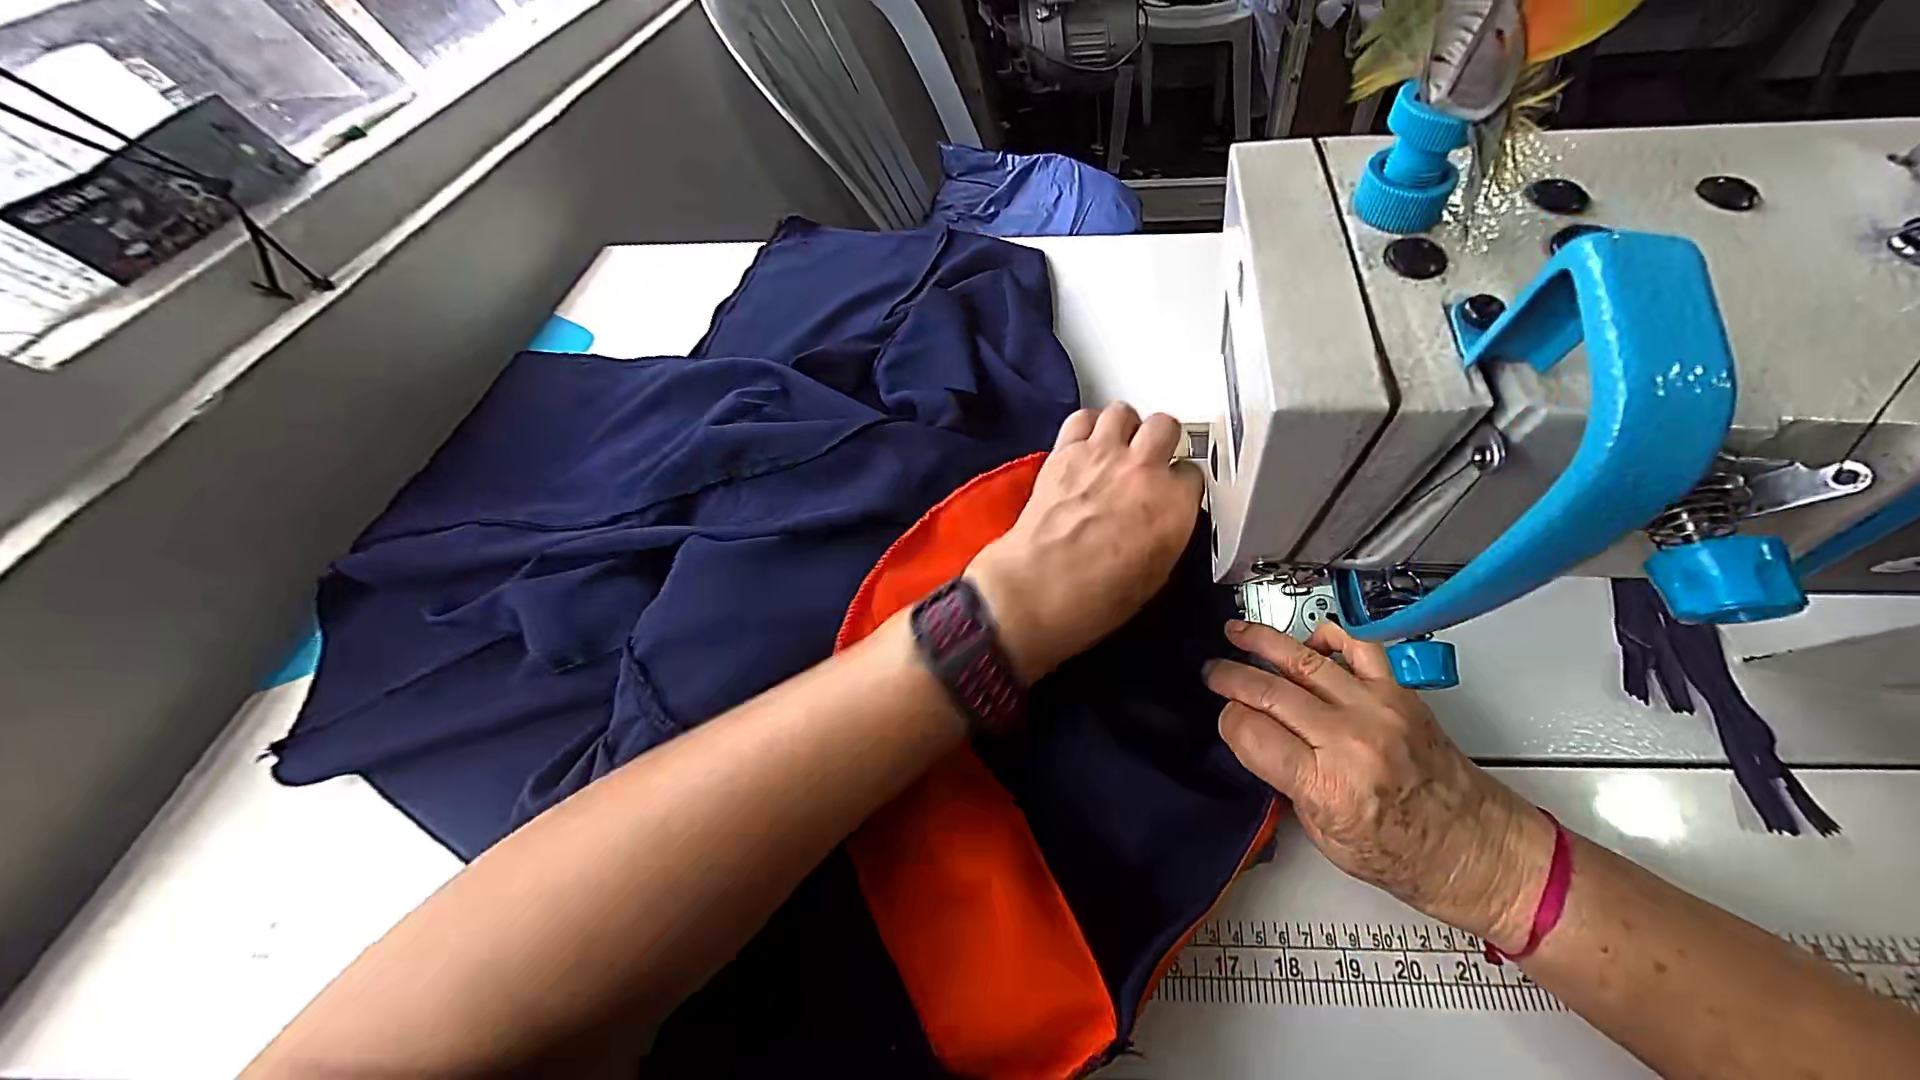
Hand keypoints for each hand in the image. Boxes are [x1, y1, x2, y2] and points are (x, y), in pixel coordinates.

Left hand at [965, 403, 1203, 681]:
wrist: (1036, 590)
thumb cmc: (1092, 596)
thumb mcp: (1154, 577)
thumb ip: (1165, 536)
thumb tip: (1161, 526)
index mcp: (1174, 507)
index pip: (1193, 474)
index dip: (1180, 484)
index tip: (1172, 492)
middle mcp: (1143, 472)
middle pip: (1166, 427)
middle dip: (1161, 441)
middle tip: (1151, 457)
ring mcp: (1102, 456)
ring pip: (1124, 411)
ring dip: (1125, 426)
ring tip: (1118, 444)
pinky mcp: (1064, 453)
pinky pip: (1082, 418)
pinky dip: (1086, 425)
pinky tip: (1085, 441)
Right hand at [1205, 619, 1554, 951]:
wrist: (1481, 853)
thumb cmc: (1404, 857)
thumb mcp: (1323, 834)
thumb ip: (1285, 778)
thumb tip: (1255, 735)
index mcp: (1325, 784)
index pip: (1248, 730)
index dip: (1227, 721)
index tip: (1224, 719)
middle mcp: (1350, 740)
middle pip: (1267, 690)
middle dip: (1229, 676)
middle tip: (1212, 671)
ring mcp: (1378, 710)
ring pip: (1303, 660)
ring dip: (1261, 641)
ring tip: (1236, 632)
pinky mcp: (1400, 696)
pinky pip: (1358, 649)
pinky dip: (1328, 636)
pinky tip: (1307, 638)